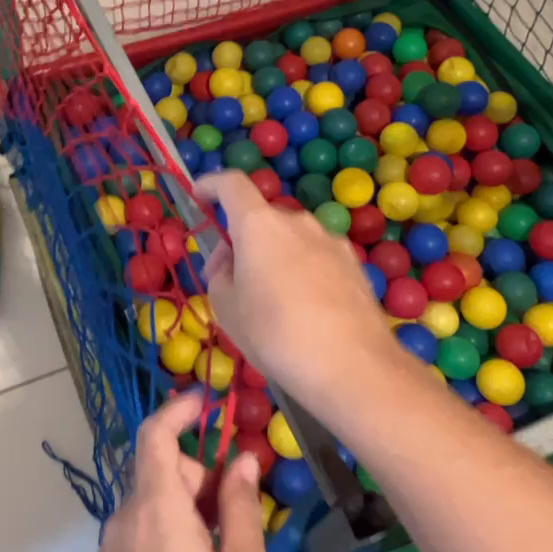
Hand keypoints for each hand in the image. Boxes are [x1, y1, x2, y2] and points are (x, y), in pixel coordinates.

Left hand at [93, 389, 266, 551]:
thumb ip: (242, 509)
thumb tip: (242, 460)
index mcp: (156, 511)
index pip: (155, 435)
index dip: (178, 409)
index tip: (205, 400)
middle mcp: (122, 522)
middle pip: (157, 473)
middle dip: (196, 476)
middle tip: (234, 513)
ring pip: (147, 506)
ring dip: (181, 508)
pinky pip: (135, 536)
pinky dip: (162, 533)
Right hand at [192, 172, 391, 393]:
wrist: (352, 367)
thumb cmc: (275, 336)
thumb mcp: (226, 309)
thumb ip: (219, 274)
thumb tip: (230, 260)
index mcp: (259, 224)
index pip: (231, 184)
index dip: (210, 185)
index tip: (198, 197)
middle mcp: (297, 221)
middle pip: (262, 218)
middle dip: (243, 240)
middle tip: (232, 280)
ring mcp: (330, 241)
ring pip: (291, 239)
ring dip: (275, 257)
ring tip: (273, 303)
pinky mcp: (354, 264)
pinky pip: (316, 258)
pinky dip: (302, 271)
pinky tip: (306, 311)